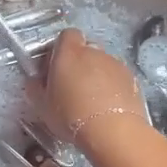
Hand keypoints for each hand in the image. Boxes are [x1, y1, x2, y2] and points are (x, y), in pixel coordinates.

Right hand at [39, 30, 151, 154]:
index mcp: (69, 53)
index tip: (53, 67)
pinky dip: (110, 87)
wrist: (113, 131)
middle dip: (77, 63)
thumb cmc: (70, 115)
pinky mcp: (132, 79)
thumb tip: (35, 80)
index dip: (59, 48)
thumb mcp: (41, 106)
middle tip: (69, 86)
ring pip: (101, 63)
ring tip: (89, 101)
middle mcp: (94, 52)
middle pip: (85, 49)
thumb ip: (35, 87)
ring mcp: (116, 64)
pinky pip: (116, 77)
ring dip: (94, 76)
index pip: (66, 35)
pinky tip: (104, 107)